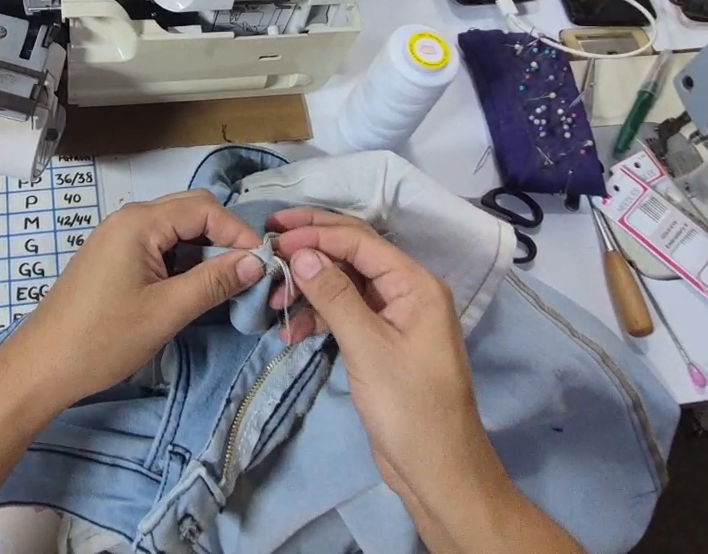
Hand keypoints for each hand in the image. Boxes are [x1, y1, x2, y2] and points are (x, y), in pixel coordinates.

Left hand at [0, 189, 263, 415]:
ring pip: (176, 228)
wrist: (42, 366)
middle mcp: (130, 218)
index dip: (238, 232)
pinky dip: (183, 259)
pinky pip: (159, 244)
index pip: (205, 208)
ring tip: (226, 283)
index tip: (262, 264)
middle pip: (191, 210)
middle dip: (224, 236)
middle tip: (248, 272)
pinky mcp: (114, 255)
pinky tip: (193, 286)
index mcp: (140, 222)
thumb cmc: (103, 338)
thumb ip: (214, 281)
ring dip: (204, 249)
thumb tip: (257, 262)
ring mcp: (119, 235)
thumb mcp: (167, 311)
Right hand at [269, 209, 492, 500]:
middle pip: (351, 253)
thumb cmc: (410, 408)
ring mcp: (393, 315)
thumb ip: (334, 295)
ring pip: (344, 282)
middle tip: (269, 240)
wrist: (438, 474)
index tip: (275, 238)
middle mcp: (406, 290)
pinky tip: (291, 331)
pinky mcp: (380, 339)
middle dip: (310, 246)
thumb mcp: (368, 347)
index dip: (315, 233)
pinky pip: (344, 311)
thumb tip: (301, 252)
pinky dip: (318, 316)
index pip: (359, 241)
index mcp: (415, 283)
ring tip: (273, 298)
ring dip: (309, 286)